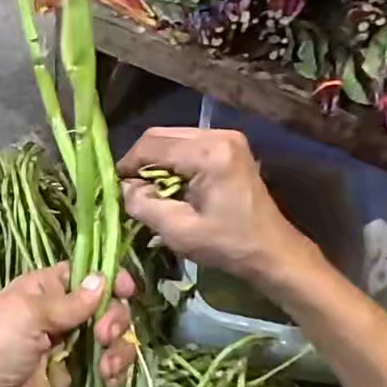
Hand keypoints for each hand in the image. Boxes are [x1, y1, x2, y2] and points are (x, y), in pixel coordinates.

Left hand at [0, 263, 137, 386]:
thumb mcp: (27, 315)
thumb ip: (68, 301)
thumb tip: (102, 280)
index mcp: (41, 290)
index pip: (83, 274)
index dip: (108, 279)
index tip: (127, 290)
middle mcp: (59, 313)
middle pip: (105, 304)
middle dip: (114, 318)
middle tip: (103, 335)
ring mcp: (70, 345)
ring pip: (112, 335)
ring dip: (118, 347)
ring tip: (105, 366)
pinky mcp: (78, 374)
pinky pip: (109, 365)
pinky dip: (115, 370)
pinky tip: (107, 379)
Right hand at [118, 128, 316, 286]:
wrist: (272, 251)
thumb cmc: (227, 245)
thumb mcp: (177, 230)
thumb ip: (142, 204)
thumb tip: (122, 187)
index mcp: (208, 154)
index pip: (151, 146)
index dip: (126, 166)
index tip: (114, 189)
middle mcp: (218, 135)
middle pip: (160, 136)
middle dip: (139, 161)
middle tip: (129, 190)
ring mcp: (226, 138)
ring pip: (171, 138)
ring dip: (154, 161)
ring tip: (148, 190)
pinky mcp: (229, 146)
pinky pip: (187, 145)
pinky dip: (171, 161)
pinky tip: (169, 185)